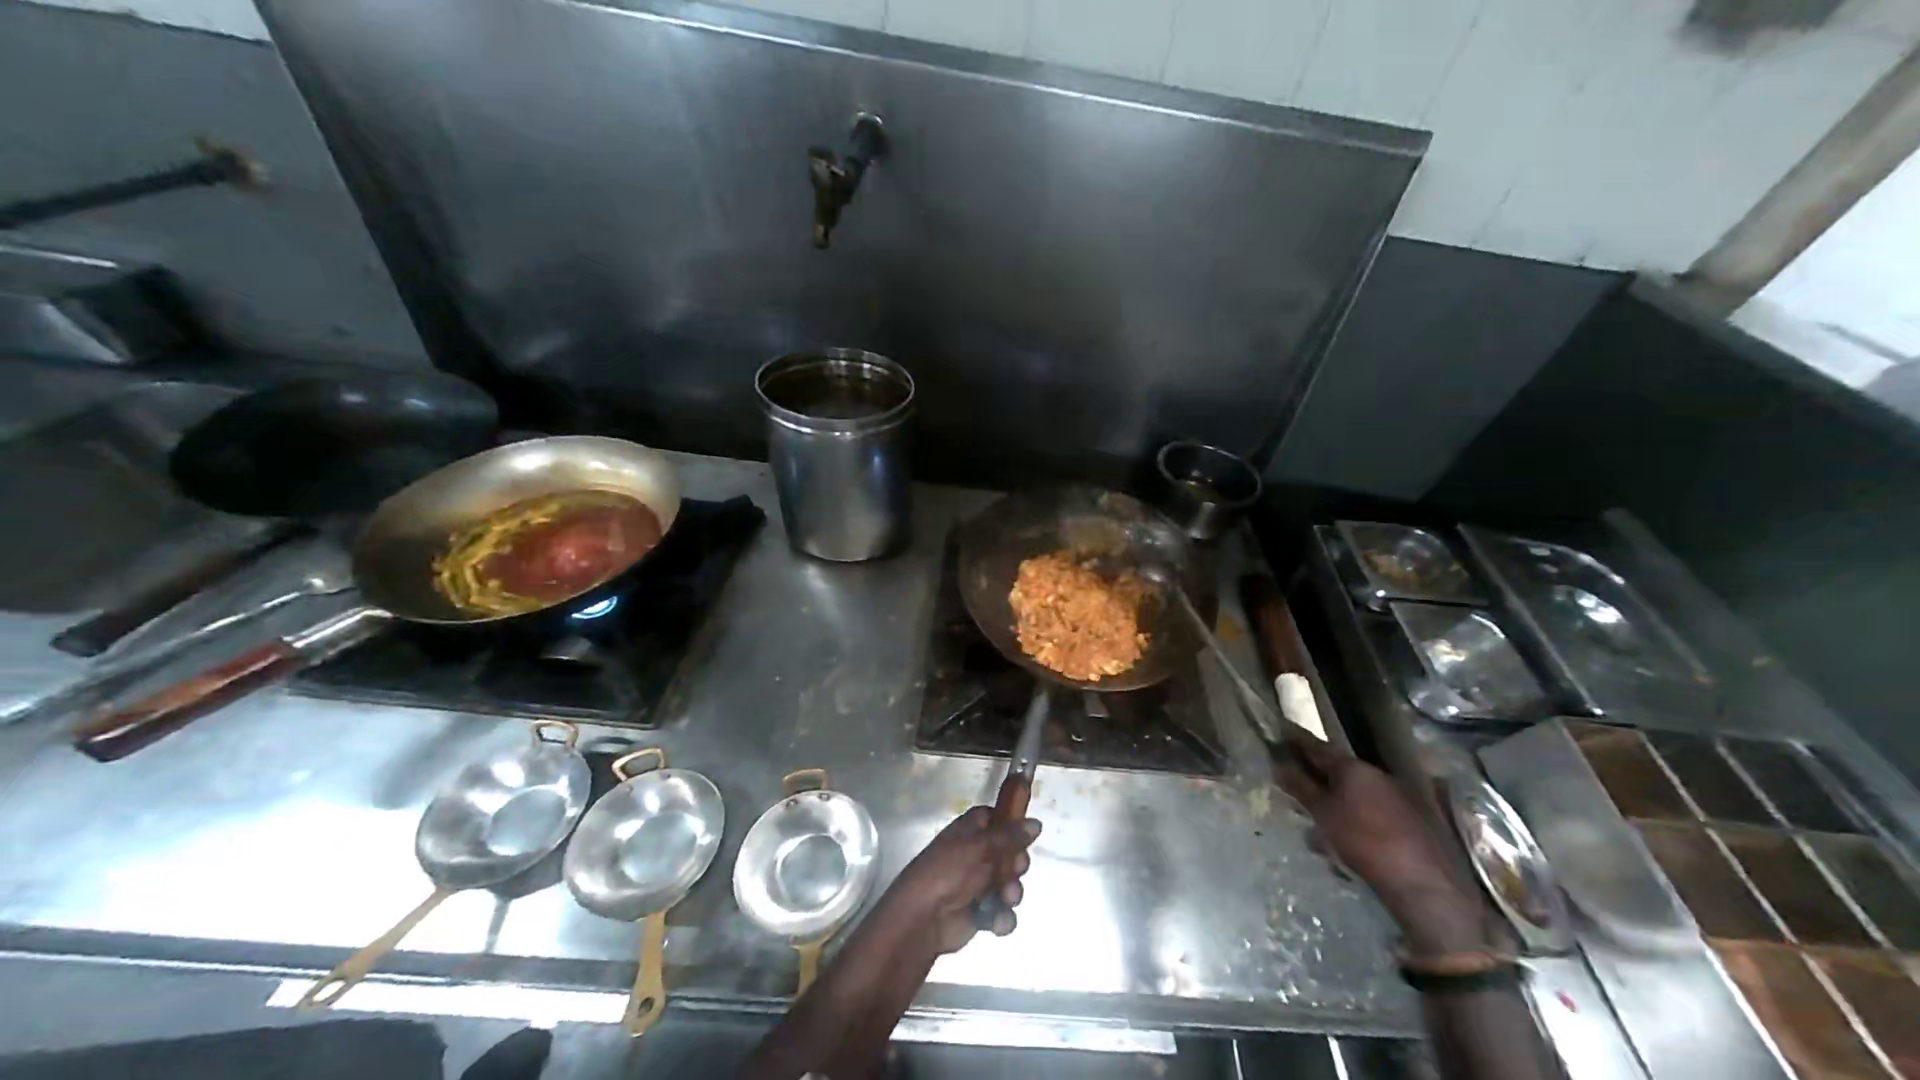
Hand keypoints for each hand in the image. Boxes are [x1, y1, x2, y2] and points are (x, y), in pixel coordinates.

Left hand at [877, 807, 1040, 955]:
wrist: (924, 917)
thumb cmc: (948, 871)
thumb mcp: (981, 847)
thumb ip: (1010, 836)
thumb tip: (1037, 823)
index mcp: (969, 832)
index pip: (995, 818)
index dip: (1011, 823)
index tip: (1026, 831)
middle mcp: (975, 855)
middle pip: (1009, 853)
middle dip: (1016, 865)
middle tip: (1014, 869)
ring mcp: (978, 885)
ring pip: (1010, 884)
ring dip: (1011, 893)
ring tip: (1005, 899)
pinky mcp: (981, 913)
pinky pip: (1003, 912)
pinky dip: (1002, 918)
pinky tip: (995, 923)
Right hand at [1277, 740, 1484, 953]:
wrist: (1420, 882)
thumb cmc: (1362, 840)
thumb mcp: (1322, 813)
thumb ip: (1299, 786)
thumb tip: (1279, 765)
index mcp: (1353, 767)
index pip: (1317, 746)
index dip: (1295, 741)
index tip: (1278, 736)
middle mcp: (1377, 774)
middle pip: (1337, 769)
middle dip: (1314, 775)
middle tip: (1293, 782)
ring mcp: (1396, 796)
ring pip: (1353, 790)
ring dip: (1334, 799)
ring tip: (1317, 819)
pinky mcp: (1409, 819)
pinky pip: (1369, 808)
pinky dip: (1352, 814)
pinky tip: (1344, 835)